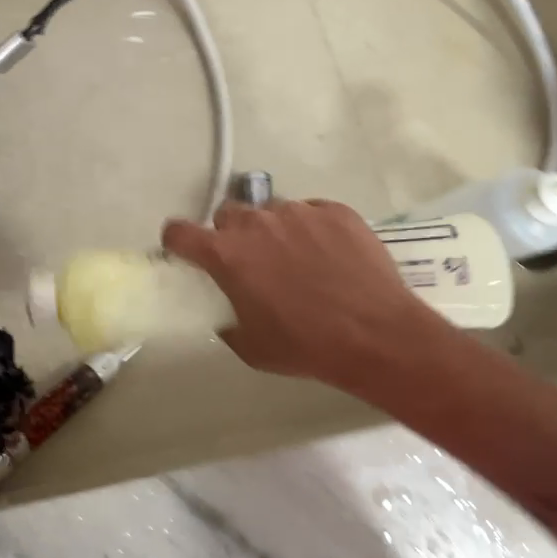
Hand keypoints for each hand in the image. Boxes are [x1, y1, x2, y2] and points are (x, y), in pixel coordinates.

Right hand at [162, 199, 455, 390]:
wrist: (378, 337)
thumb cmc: (306, 346)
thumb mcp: (251, 346)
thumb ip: (228, 319)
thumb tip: (228, 313)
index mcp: (226, 254)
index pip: (179, 232)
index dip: (178, 241)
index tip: (186, 252)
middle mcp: (257, 223)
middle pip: (228, 214)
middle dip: (232, 234)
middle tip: (251, 262)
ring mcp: (299, 212)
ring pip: (273, 212)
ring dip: (275, 231)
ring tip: (299, 260)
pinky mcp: (336, 211)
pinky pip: (313, 213)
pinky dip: (313, 230)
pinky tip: (331, 257)